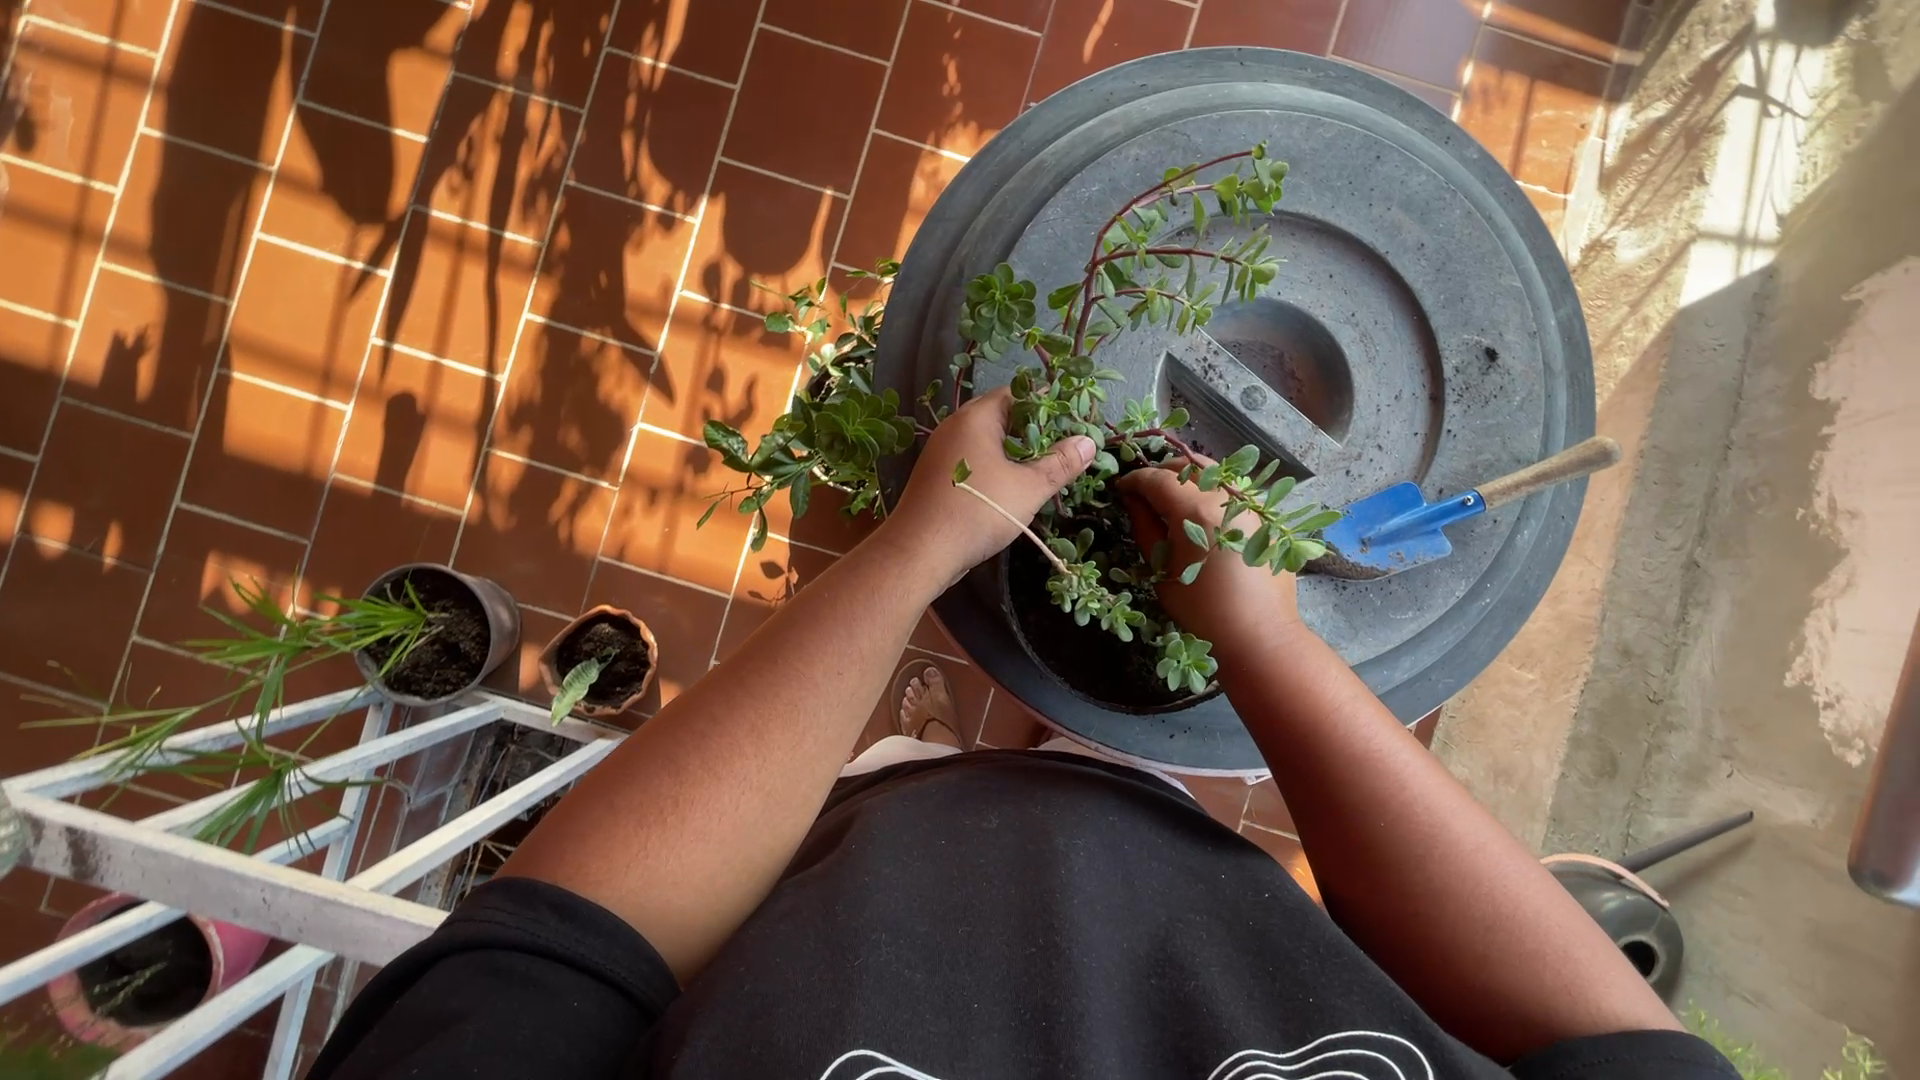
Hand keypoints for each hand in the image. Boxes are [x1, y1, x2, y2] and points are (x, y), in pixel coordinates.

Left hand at [885, 387, 1094, 586]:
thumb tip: (1087, 441)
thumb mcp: (1028, 488)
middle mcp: (955, 427)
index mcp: (976, 418)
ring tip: (1045, 468)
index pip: (1016, 393)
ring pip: (986, 442)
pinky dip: (995, 468)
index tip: (1072, 419)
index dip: (1046, 403)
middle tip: (1064, 446)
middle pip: (1001, 416)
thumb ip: (1060, 463)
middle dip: (1033, 430)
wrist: (919, 551)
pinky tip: (1013, 488)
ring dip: (1015, 452)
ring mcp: (942, 452)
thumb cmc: (977, 511)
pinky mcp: (937, 477)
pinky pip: (973, 461)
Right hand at [1117, 461, 1305, 656]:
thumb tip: (1132, 499)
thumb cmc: (1201, 609)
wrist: (1258, 634)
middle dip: (1163, 471)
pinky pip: (1235, 490)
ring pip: (1216, 472)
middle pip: (1189, 465)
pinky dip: (1213, 491)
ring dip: (1190, 477)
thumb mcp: (1160, 569)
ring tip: (1173, 498)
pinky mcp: (1267, 516)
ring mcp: (1252, 504)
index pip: (1157, 479)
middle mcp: (1226, 498)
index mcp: (1195, 511)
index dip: (1134, 480)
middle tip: (1145, 491)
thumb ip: (1144, 527)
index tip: (1121, 487)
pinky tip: (1203, 513)